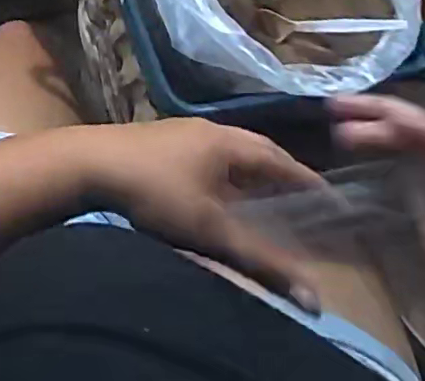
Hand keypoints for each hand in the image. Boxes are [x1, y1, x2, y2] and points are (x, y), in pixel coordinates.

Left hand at [75, 120, 326, 310]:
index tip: (332, 198)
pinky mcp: (164, 138)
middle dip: (283, 171)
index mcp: (228, 142)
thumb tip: (314, 296)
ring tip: (268, 194)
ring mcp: (185, 129)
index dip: (307, 180)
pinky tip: (220, 187)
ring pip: (232, 148)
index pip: (281, 159)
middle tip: (305, 198)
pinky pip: (212, 151)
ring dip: (254, 168)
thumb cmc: (156, 192)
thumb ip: (261, 261)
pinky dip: (229, 168)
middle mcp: (211, 128)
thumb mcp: (210, 231)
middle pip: (258, 147)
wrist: (92, 162)